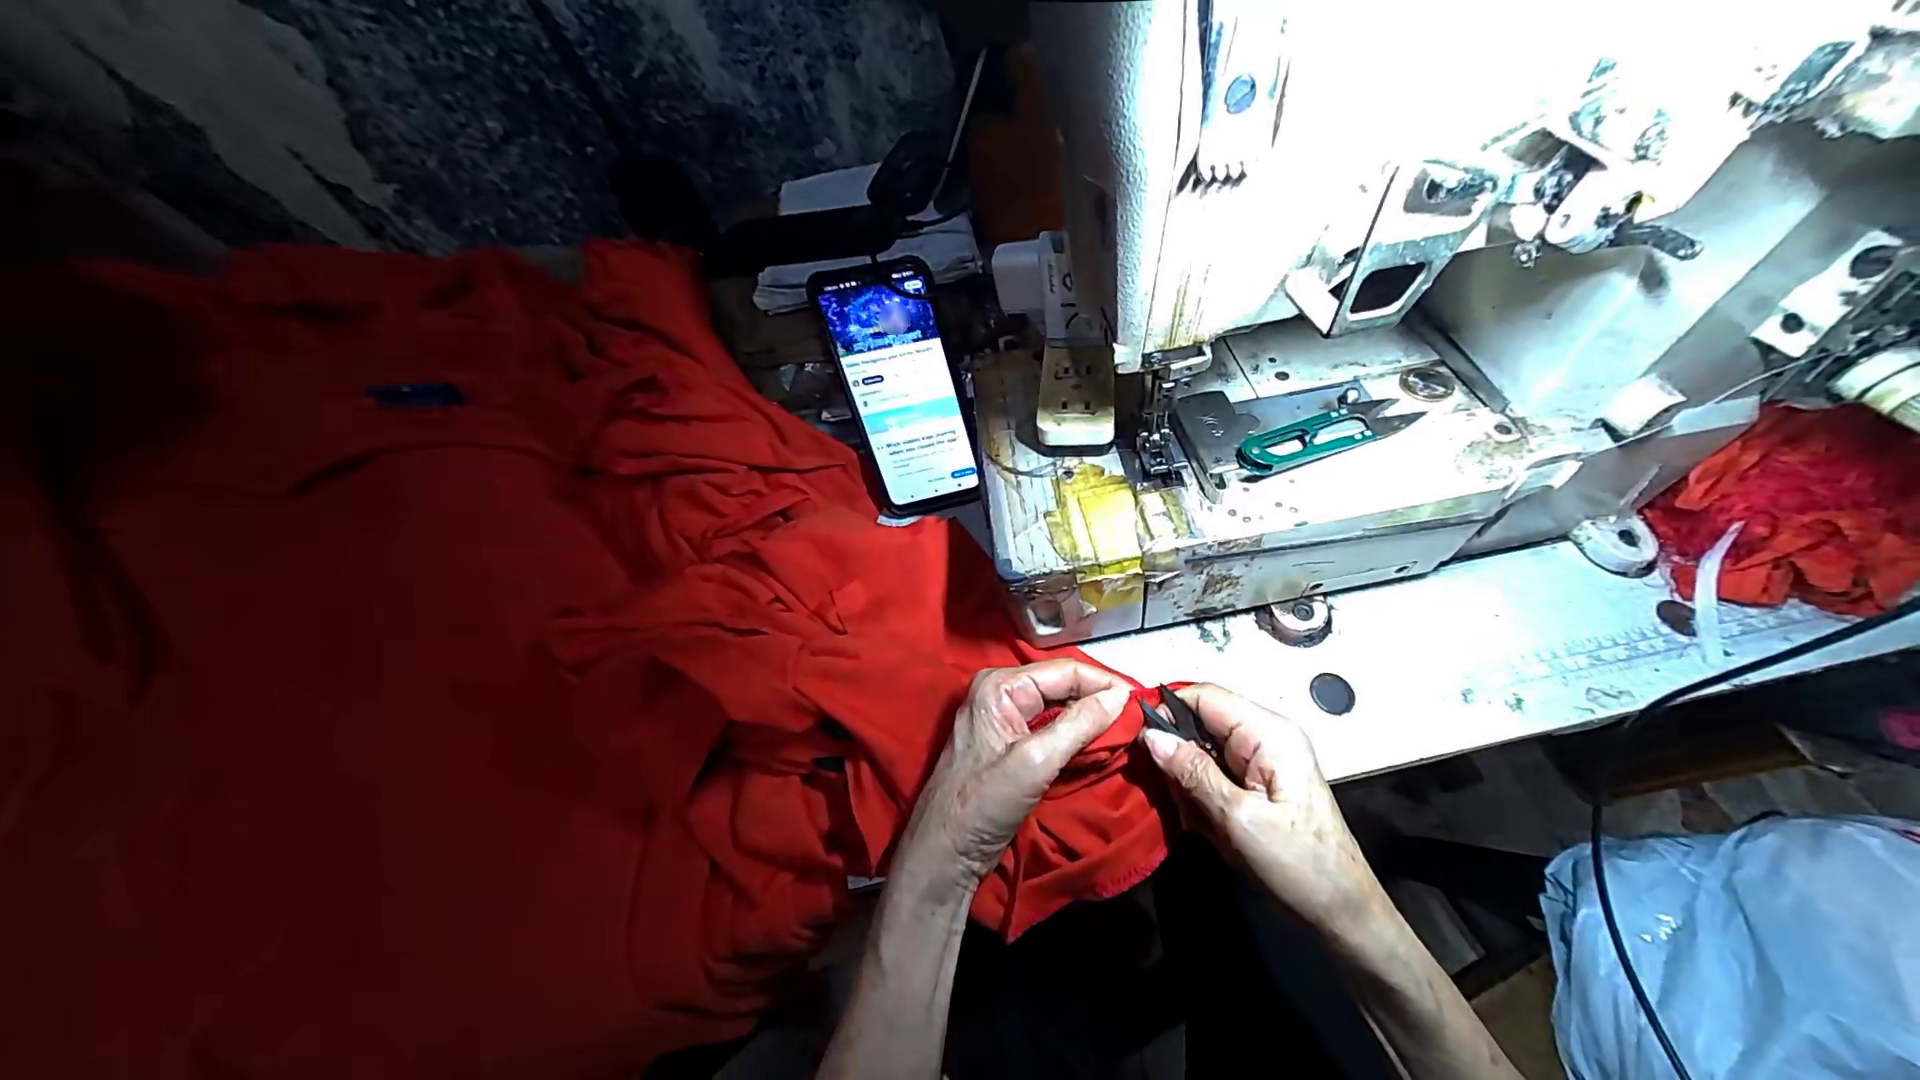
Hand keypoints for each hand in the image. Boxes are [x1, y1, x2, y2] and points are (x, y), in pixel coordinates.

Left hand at [891, 660, 1132, 901]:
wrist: (946, 850)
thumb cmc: (983, 803)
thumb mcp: (1035, 762)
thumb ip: (1078, 725)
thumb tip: (1120, 697)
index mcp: (999, 685)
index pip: (1064, 670)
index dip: (1104, 683)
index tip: (1141, 701)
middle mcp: (1000, 691)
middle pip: (1061, 684)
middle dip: (1098, 698)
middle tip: (1137, 715)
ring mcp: (1003, 716)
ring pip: (1058, 704)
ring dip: (1089, 715)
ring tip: (1126, 726)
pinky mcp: (1009, 740)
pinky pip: (1050, 724)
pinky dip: (1075, 731)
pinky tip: (1098, 741)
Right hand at [1140, 683, 1380, 938]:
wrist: (1343, 916)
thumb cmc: (1301, 866)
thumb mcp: (1239, 818)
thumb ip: (1193, 773)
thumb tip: (1151, 737)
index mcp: (1268, 732)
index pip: (1203, 695)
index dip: (1166, 711)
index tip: (1137, 740)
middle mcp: (1264, 736)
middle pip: (1198, 723)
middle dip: (1177, 756)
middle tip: (1175, 796)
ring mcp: (1260, 760)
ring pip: (1199, 751)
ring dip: (1187, 783)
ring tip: (1199, 820)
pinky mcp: (1254, 783)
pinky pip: (1210, 773)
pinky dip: (1199, 796)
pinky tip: (1206, 826)